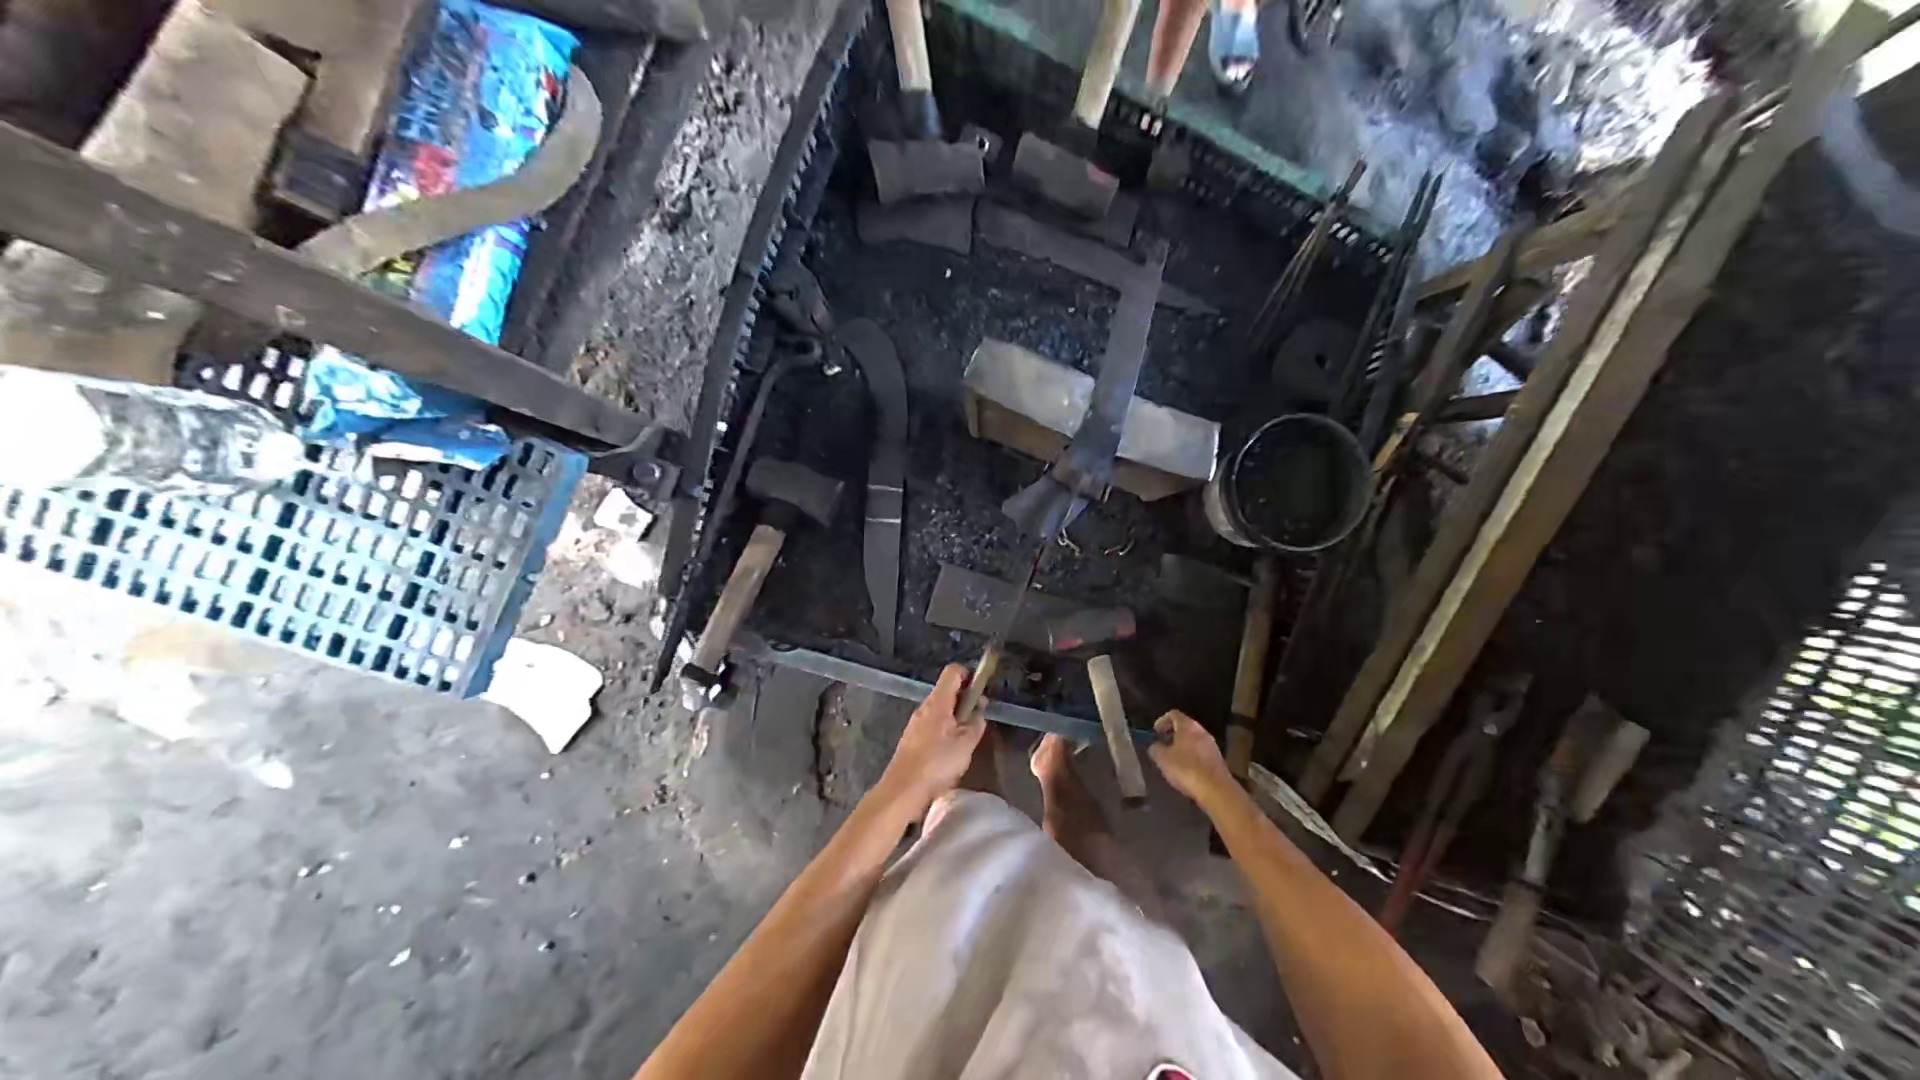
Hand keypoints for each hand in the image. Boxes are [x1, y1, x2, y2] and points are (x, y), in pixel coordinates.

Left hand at [878, 664, 987, 811]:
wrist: (902, 790)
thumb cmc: (937, 764)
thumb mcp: (966, 744)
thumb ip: (976, 723)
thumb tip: (979, 708)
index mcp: (938, 702)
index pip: (953, 672)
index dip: (969, 675)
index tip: (980, 691)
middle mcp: (924, 707)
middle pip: (947, 691)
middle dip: (965, 701)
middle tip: (977, 720)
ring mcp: (915, 722)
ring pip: (940, 709)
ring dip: (955, 718)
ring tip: (965, 740)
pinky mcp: (911, 738)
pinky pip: (932, 724)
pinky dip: (944, 730)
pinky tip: (949, 752)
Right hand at [1148, 710, 1235, 806]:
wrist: (1216, 789)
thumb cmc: (1186, 769)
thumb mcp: (1163, 758)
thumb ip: (1155, 749)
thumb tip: (1155, 746)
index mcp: (1188, 726)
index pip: (1174, 714)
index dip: (1162, 720)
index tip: (1155, 732)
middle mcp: (1202, 732)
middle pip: (1185, 726)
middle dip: (1172, 734)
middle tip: (1162, 744)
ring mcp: (1212, 745)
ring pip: (1193, 739)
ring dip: (1182, 745)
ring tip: (1173, 758)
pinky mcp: (1217, 759)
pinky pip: (1200, 751)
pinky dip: (1191, 755)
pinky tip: (1186, 769)